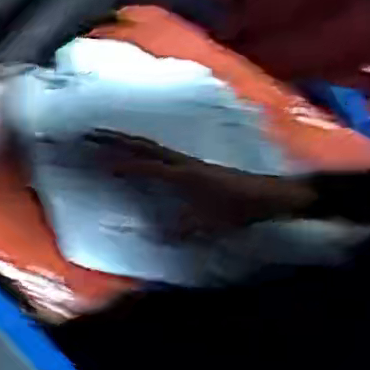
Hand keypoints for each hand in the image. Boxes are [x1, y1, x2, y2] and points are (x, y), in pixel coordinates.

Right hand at [85, 130, 315, 235]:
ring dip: (123, 138)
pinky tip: (132, 146)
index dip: (111, 163)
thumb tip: (145, 236)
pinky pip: (159, 150)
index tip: (84, 159)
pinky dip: (139, 144)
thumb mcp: (213, 226)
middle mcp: (180, 163)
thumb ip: (178, 230)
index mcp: (180, 176)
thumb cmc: (244, 211)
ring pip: (149, 145)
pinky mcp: (193, 163)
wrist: (285, 198)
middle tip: (84, 134)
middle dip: (111, 140)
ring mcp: (187, 161)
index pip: (138, 166)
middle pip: (140, 147)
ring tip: (100, 133)